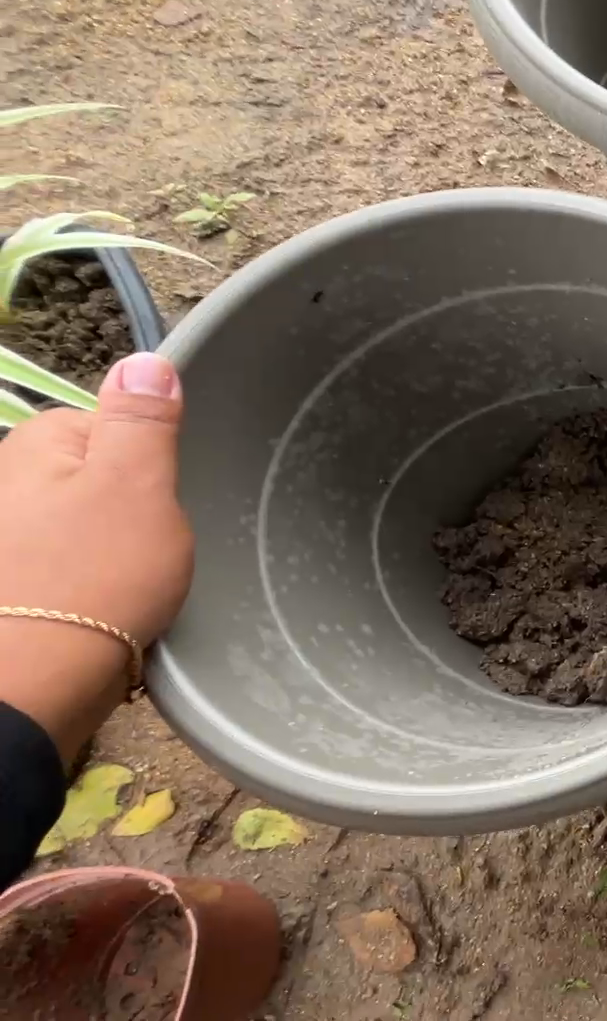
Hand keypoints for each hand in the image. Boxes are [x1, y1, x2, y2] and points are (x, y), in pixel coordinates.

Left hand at [0, 353, 191, 760]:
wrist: (38, 673)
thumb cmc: (96, 572)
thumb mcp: (137, 486)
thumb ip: (142, 422)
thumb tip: (145, 359)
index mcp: (30, 453)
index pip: (96, 419)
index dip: (142, 447)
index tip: (165, 485)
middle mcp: (3, 487)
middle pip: (85, 468)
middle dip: (127, 492)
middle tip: (156, 529)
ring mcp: (6, 537)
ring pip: (76, 514)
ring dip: (110, 532)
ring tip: (137, 565)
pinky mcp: (13, 579)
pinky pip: (65, 553)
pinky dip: (91, 565)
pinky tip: (109, 588)